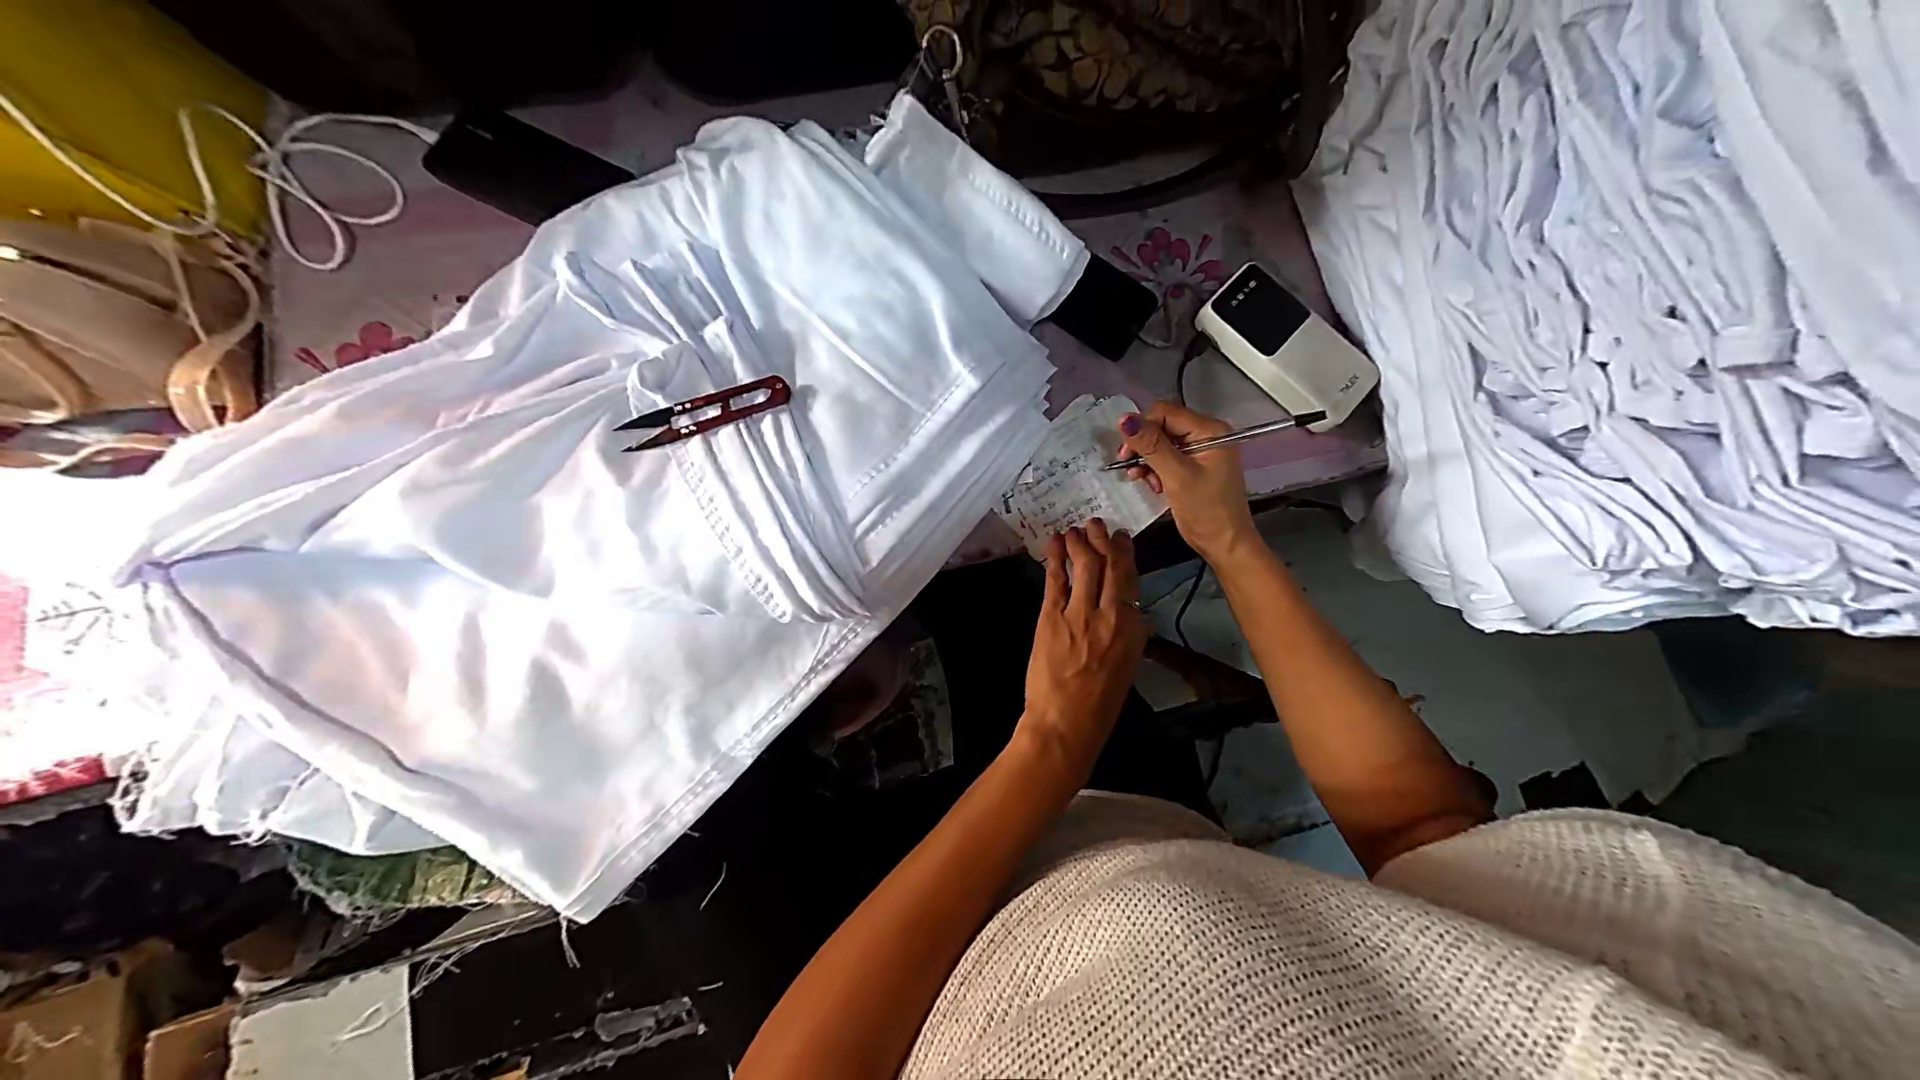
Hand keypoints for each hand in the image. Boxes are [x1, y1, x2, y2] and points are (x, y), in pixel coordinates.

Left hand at [1019, 521, 1146, 777]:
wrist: (1066, 722)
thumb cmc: (1100, 702)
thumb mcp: (1127, 665)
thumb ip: (1129, 634)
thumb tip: (1129, 611)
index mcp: (1133, 629)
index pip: (1131, 580)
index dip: (1124, 554)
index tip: (1120, 539)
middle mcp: (1110, 615)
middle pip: (1109, 565)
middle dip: (1103, 539)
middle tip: (1096, 524)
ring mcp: (1079, 614)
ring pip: (1083, 565)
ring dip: (1079, 542)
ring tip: (1075, 529)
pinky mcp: (1050, 617)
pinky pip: (1055, 580)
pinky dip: (1055, 557)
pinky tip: (1055, 543)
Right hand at [1118, 402, 1259, 562]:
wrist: (1225, 543)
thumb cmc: (1206, 510)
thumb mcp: (1176, 476)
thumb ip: (1151, 446)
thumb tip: (1124, 420)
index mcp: (1208, 430)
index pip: (1164, 413)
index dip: (1141, 429)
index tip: (1125, 455)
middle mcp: (1206, 434)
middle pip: (1161, 426)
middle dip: (1143, 447)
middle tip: (1131, 469)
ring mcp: (1200, 450)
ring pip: (1161, 443)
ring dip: (1147, 461)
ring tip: (1146, 481)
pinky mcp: (1194, 465)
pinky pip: (1167, 457)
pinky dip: (1155, 469)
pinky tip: (1154, 485)